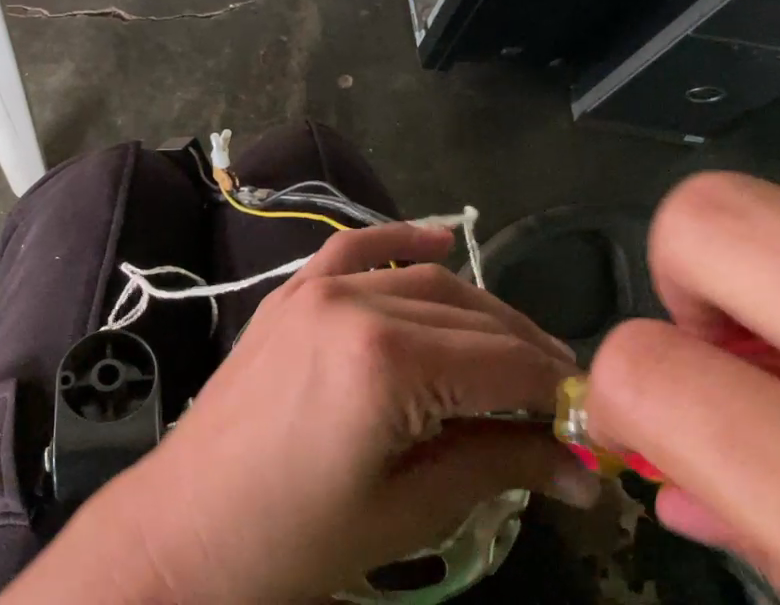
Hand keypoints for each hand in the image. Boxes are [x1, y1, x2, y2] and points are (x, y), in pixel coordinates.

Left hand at [0, 222, 597, 602]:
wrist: (185, 527)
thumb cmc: (294, 538)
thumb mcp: (407, 510)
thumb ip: (496, 467)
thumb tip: (582, 470)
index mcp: (388, 361)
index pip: (505, 362)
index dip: (558, 393)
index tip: (593, 424)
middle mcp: (355, 303)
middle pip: (471, 317)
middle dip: (527, 357)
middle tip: (565, 402)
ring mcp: (315, 289)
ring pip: (423, 283)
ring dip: (480, 313)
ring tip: (519, 355)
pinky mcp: (290, 293)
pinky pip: (352, 250)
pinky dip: (400, 241)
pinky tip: (441, 242)